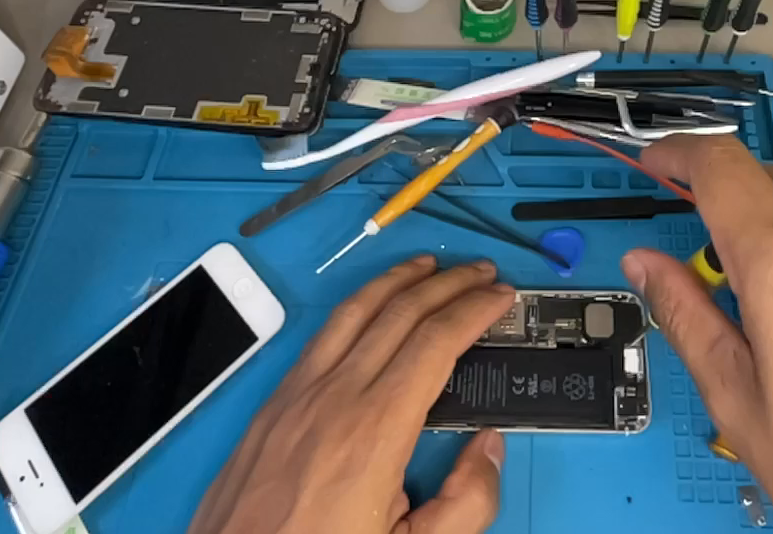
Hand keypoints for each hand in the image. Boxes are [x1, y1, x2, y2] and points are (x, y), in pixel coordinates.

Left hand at [189, 256, 516, 533]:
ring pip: (356, 309)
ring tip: (430, 266)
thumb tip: (488, 447)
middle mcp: (336, 396)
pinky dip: (358, 304)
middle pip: (402, 312)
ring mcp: (298, 394)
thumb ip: (464, 507)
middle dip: (449, 284)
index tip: (500, 295)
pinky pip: (322, 334)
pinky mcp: (272, 404)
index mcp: (375, 432)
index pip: (436, 341)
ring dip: (400, 278)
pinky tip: (370, 305)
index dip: (474, 310)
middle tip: (481, 272)